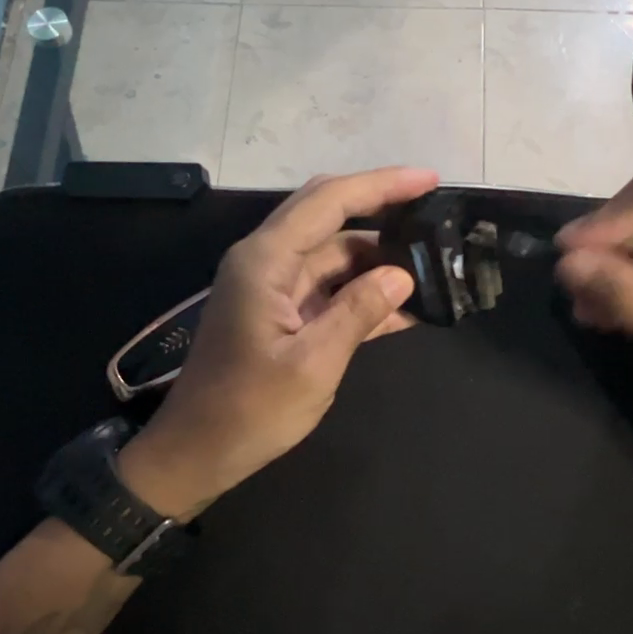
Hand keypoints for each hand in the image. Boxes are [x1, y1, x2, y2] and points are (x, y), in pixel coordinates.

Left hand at [117, 167, 438, 521]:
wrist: (197, 452)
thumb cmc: (249, 410)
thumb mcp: (313, 363)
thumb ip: (358, 312)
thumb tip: (402, 273)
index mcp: (265, 260)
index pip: (329, 201)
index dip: (381, 185)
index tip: (431, 180)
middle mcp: (266, 262)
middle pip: (328, 217)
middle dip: (381, 210)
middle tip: (435, 215)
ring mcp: (271, 289)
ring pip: (332, 255)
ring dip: (377, 259)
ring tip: (432, 264)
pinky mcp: (279, 315)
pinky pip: (328, 291)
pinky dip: (362, 294)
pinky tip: (407, 305)